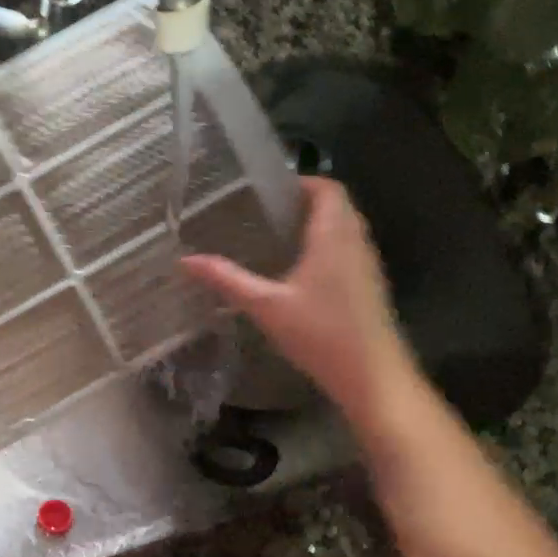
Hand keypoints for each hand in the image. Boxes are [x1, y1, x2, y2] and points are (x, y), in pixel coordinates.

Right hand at [180, 177, 420, 428]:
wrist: (370, 374)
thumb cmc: (319, 334)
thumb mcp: (266, 306)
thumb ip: (228, 280)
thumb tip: (186, 261)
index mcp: (334, 235)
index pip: (327, 188)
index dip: (301, 182)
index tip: (269, 190)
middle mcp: (356, 241)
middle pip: (336, 205)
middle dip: (304, 202)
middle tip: (265, 212)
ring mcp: (367, 264)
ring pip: (344, 228)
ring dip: (316, 225)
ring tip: (277, 236)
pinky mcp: (369, 285)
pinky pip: (347, 250)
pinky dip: (325, 247)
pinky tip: (299, 271)